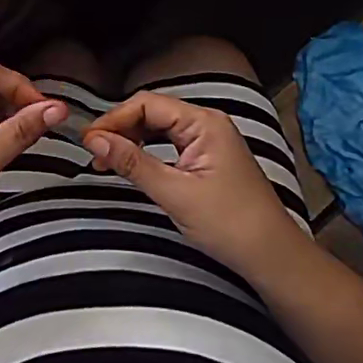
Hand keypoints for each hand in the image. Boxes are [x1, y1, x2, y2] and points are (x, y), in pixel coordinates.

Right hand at [83, 91, 306, 270]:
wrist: (273, 258)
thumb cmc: (229, 224)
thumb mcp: (174, 193)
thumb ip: (132, 162)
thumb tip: (94, 140)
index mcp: (204, 123)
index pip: (146, 104)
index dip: (113, 119)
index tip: (88, 141)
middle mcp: (207, 123)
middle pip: (150, 112)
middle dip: (119, 129)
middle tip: (94, 153)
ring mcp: (208, 140)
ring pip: (157, 127)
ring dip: (130, 140)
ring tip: (106, 160)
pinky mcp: (206, 157)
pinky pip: (167, 142)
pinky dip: (145, 151)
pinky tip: (130, 164)